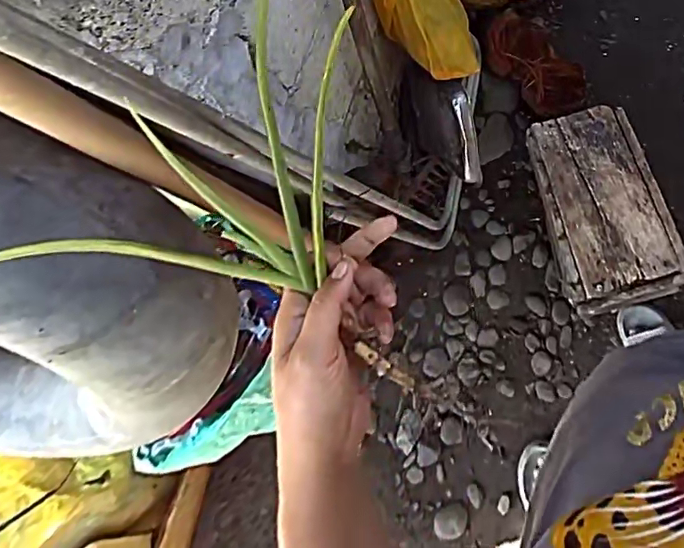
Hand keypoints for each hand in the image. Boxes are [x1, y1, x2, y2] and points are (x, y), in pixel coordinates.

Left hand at [272, 216, 397, 471]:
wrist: (326, 453)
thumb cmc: (308, 410)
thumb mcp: (314, 352)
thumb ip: (328, 303)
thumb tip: (343, 263)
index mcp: (296, 311)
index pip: (319, 261)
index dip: (348, 245)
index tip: (380, 230)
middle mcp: (314, 315)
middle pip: (346, 273)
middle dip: (370, 274)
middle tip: (387, 289)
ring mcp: (334, 329)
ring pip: (362, 293)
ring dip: (379, 298)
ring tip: (387, 315)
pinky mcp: (352, 344)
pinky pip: (372, 316)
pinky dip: (383, 320)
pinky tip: (385, 333)